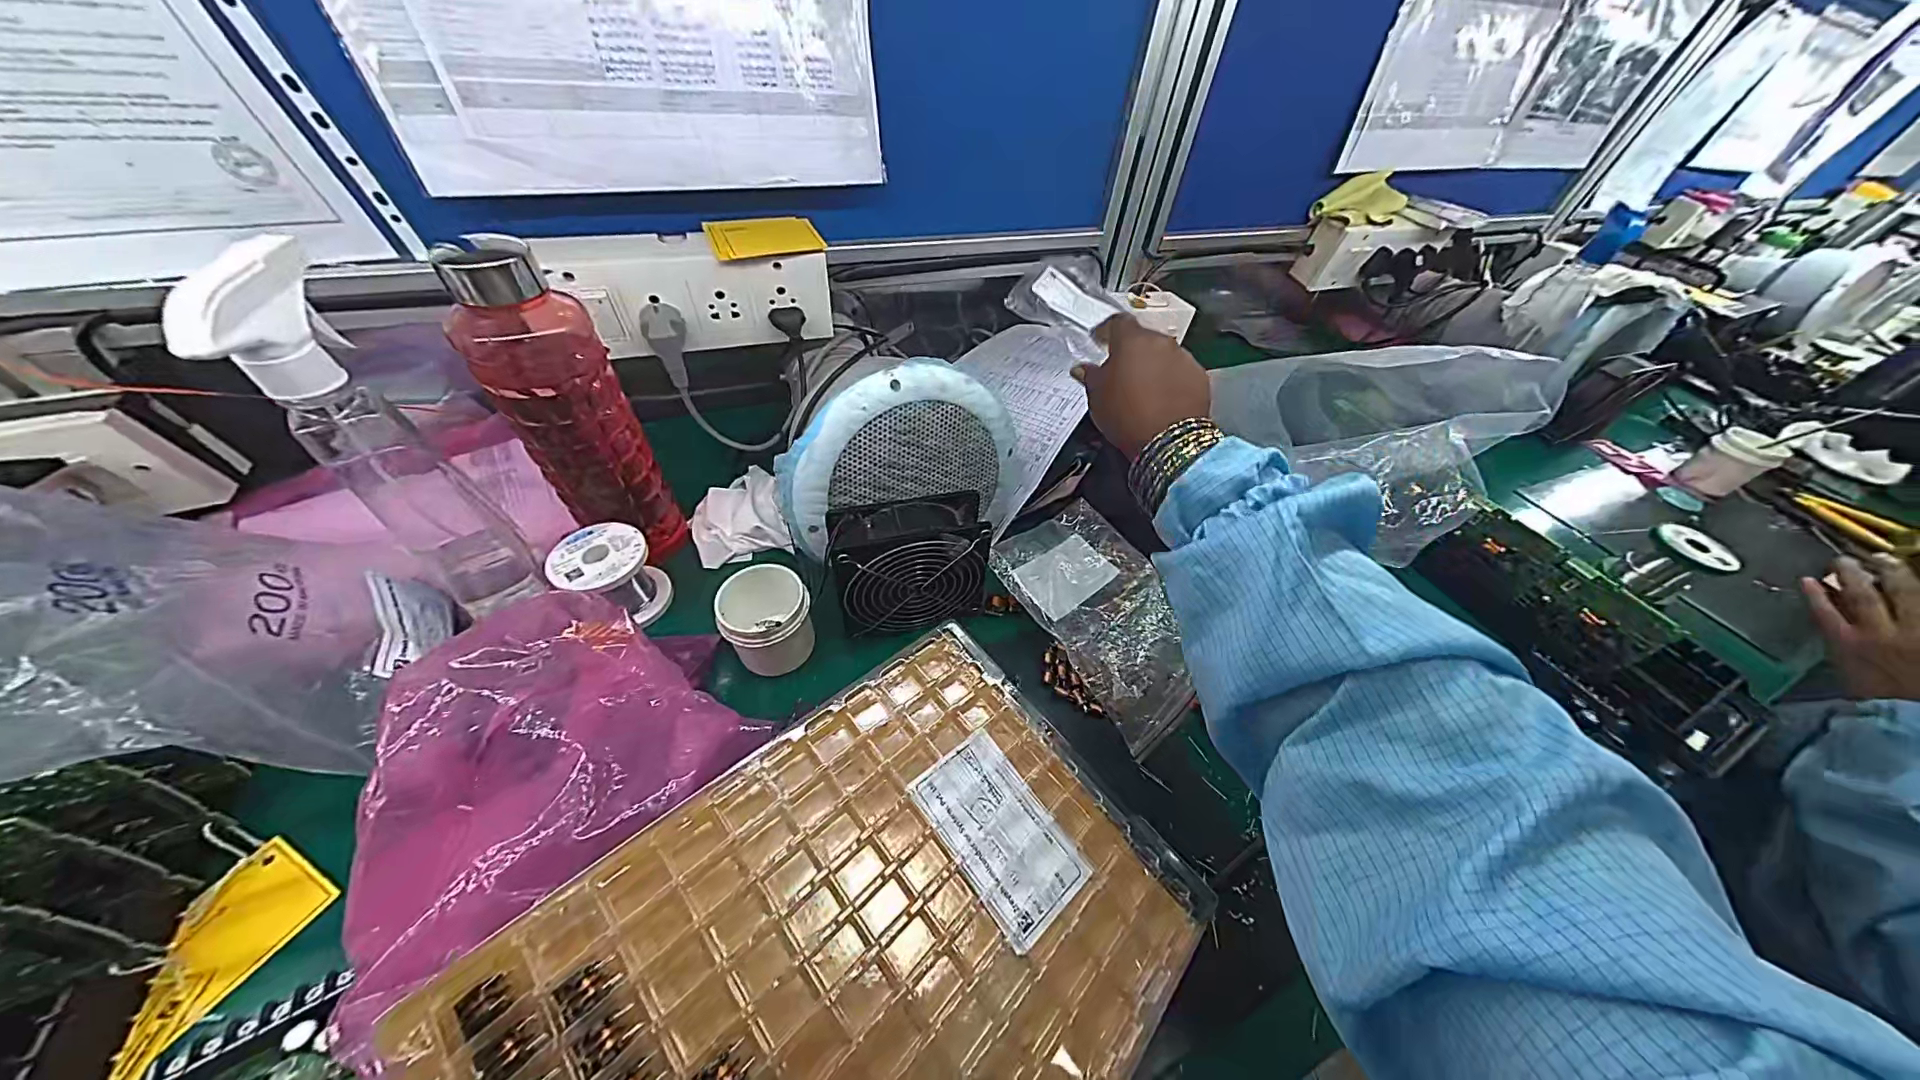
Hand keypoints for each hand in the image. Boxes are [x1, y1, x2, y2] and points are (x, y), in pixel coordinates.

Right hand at [1071, 315, 1211, 458]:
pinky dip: (1170, 381)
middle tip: (1119, 373)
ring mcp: (1182, 358)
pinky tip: (1159, 399)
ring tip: (1140, 391)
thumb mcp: (1096, 396)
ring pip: (1163, 355)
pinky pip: (1180, 372)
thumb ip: (1090, 375)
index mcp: (1131, 340)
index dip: (1106, 331)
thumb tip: (1084, 370)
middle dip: (1131, 353)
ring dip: (1151, 367)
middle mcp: (1160, 343)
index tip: (1101, 338)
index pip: (1116, 322)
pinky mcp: (1198, 377)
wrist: (1167, 442)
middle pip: (1142, 338)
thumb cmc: (1131, 418)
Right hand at [1802, 554, 1919, 701]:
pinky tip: (1917, 584)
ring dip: (1891, 575)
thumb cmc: (1881, 701)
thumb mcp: (1851, 678)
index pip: (1826, 611)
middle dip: (1853, 576)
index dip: (1816, 594)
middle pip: (1863, 597)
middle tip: (1847, 559)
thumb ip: (1848, 654)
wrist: (1915, 715)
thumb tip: (1839, 634)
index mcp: (1849, 644)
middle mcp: (1879, 632)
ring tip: (1884, 561)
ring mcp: (1915, 632)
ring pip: (1902, 594)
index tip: (1810, 578)